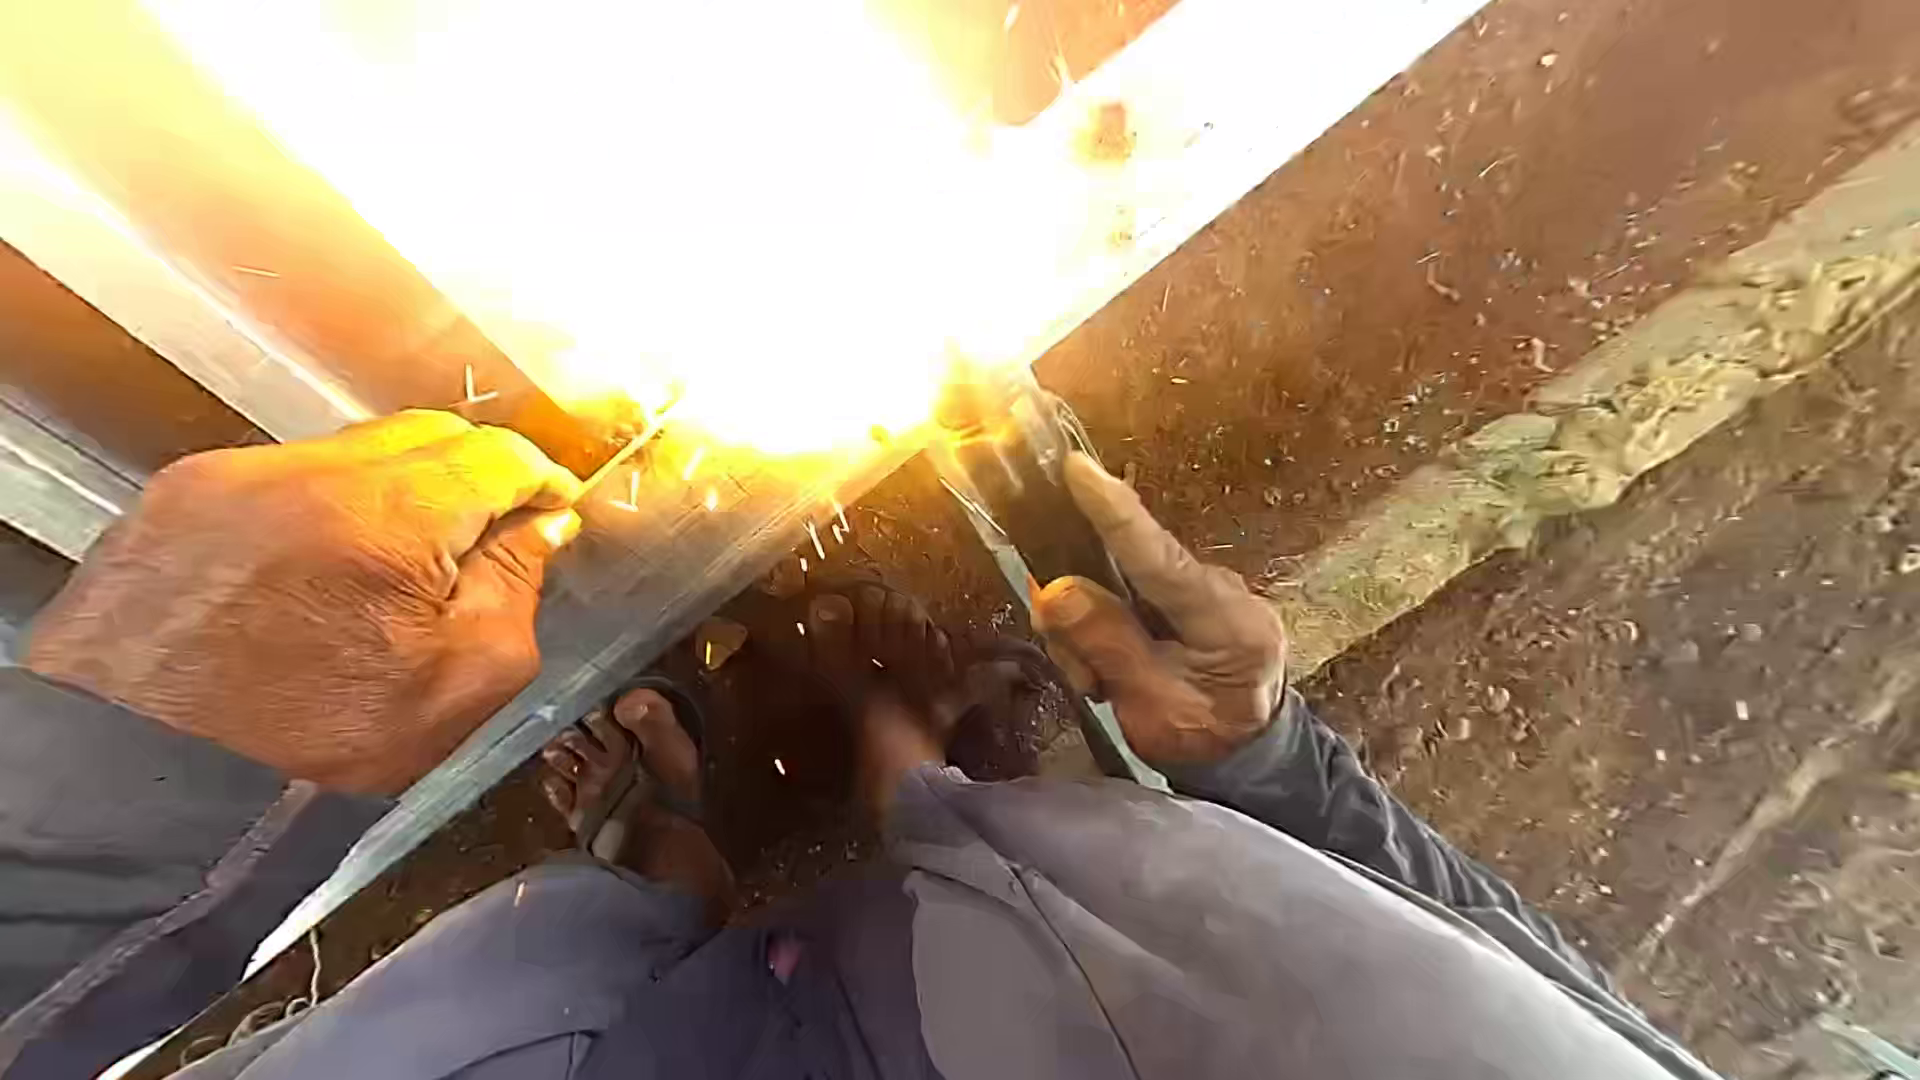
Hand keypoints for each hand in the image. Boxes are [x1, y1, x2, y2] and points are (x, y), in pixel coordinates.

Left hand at [25, 411, 582, 793]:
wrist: (147, 793)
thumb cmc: (331, 744)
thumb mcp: (478, 668)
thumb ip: (520, 577)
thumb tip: (544, 524)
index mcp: (384, 522)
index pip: (498, 456)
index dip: (545, 478)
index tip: (559, 504)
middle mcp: (298, 479)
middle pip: (435, 432)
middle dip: (489, 470)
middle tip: (509, 520)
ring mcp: (226, 481)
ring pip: (371, 444)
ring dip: (424, 481)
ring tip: (435, 544)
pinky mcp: (180, 499)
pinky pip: (307, 468)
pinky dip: (359, 494)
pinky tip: (365, 549)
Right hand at [1031, 453, 1287, 766]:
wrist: (1242, 753)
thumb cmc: (1204, 739)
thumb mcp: (1153, 709)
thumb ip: (1107, 647)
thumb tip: (1054, 593)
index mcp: (1226, 620)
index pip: (1159, 557)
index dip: (1114, 513)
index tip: (1077, 468)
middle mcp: (1217, 589)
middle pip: (1123, 568)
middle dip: (1083, 610)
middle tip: (1080, 669)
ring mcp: (1200, 588)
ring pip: (1114, 582)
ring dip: (1087, 630)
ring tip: (1098, 681)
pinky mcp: (1180, 595)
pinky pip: (1121, 595)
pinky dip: (1098, 629)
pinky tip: (1105, 666)